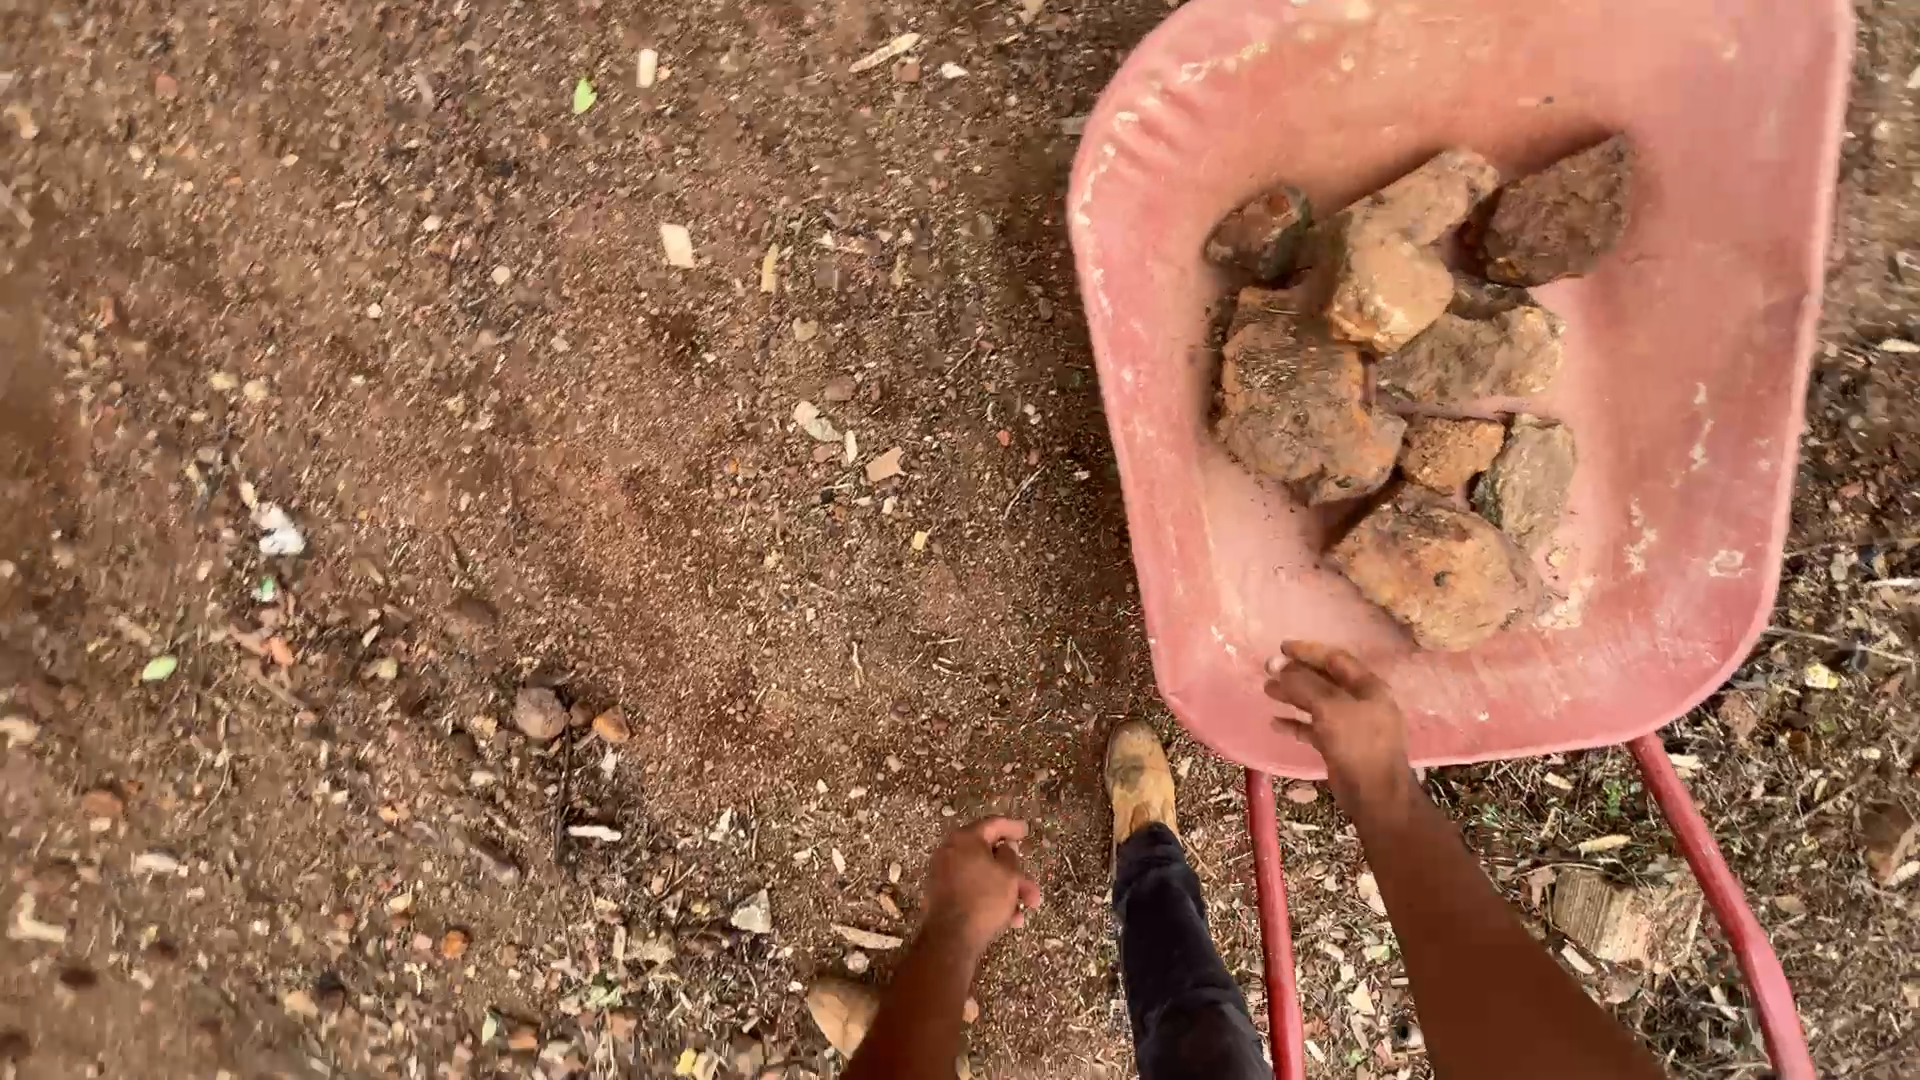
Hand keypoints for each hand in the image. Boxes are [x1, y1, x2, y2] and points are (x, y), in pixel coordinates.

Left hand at [921, 817, 1043, 958]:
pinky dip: (990, 900)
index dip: (1012, 827)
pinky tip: (1010, 920)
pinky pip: (972, 891)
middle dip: (1015, 874)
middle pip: (989, 856)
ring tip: (1026, 909)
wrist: (950, 939)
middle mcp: (951, 851)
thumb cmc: (984, 899)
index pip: (992, 824)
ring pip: (983, 877)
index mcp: (965, 838)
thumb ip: (1010, 856)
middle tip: (1031, 885)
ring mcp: (943, 874)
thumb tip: (1004, 848)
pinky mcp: (942, 896)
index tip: (1025, 830)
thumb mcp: (1008, 875)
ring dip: (1006, 891)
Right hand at [1265, 641, 1412, 810]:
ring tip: (1267, 690)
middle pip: (1324, 679)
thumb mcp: (1330, 707)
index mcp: (1368, 688)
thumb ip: (1303, 684)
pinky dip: (1295, 723)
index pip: (1335, 659)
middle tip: (1268, 669)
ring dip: (1291, 695)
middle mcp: (1360, 702)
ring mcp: (1350, 725)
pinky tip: (1276, 723)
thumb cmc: (1358, 744)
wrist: (1377, 796)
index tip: (1281, 647)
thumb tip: (1276, 665)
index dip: (1308, 651)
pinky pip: (1313, 727)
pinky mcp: (1339, 745)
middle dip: (1295, 673)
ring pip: (1316, 703)